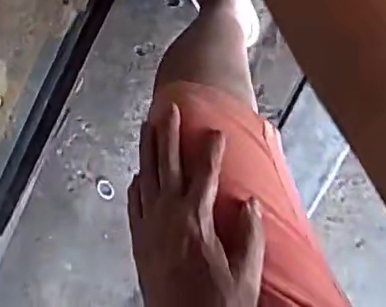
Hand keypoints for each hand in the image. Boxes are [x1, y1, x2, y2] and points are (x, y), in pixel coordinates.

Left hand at [129, 102, 264, 306]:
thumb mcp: (245, 277)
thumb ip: (249, 236)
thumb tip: (250, 202)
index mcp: (195, 219)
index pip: (205, 172)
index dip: (211, 148)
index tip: (216, 129)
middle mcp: (168, 216)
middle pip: (167, 162)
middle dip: (169, 132)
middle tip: (169, 107)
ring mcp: (149, 227)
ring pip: (146, 175)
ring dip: (147, 148)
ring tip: (148, 124)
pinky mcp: (138, 242)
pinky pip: (134, 203)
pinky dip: (138, 182)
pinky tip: (139, 173)